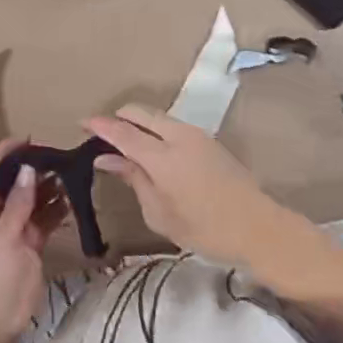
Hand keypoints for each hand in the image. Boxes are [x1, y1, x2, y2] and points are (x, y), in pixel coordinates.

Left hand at [0, 140, 62, 342]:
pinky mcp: (27, 247)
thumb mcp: (4, 238)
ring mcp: (10, 231)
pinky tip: (71, 201)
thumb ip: (17, 204)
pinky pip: (40, 222)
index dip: (3, 154)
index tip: (27, 139)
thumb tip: (29, 169)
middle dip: (31, 169)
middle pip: (11, 184)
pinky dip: (53, 212)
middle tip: (58, 157)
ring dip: (46, 189)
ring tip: (69, 175)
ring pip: (29, 202)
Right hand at [82, 105, 290, 264]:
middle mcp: (179, 137)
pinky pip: (173, 125)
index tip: (81, 123)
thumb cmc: (205, 230)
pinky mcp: (209, 141)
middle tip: (101, 133)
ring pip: (158, 116)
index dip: (100, 126)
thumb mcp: (159, 213)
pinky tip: (150, 149)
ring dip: (138, 122)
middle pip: (140, 112)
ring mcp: (197, 136)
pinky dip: (155, 129)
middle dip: (117, 117)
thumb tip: (106, 158)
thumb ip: (133, 179)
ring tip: (124, 143)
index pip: (122, 132)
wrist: (261, 230)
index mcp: (163, 158)